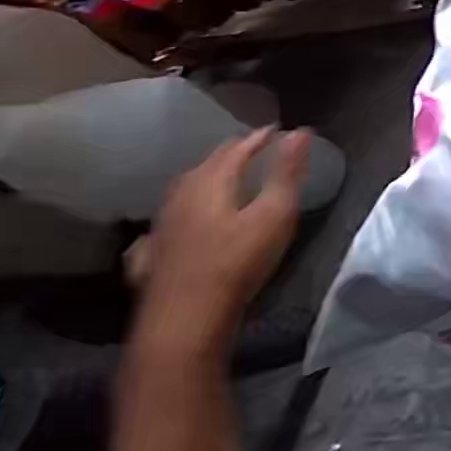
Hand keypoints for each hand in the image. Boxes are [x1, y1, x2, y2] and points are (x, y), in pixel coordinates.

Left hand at [127, 127, 310, 357]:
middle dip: (230, 153)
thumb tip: (300, 131)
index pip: (236, 150)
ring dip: (202, 178)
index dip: (257, 138)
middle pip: (205, 167)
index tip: (276, 129)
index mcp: (211, 184)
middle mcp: (180, 200)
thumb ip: (287, 172)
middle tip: (251, 146)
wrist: (184, 321)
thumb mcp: (276, 213)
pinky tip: (169, 227)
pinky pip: (162, 226)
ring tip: (217, 176)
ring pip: (180, 192)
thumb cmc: (238, 261)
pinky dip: (174, 215)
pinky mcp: (151, 259)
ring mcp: (160, 230)